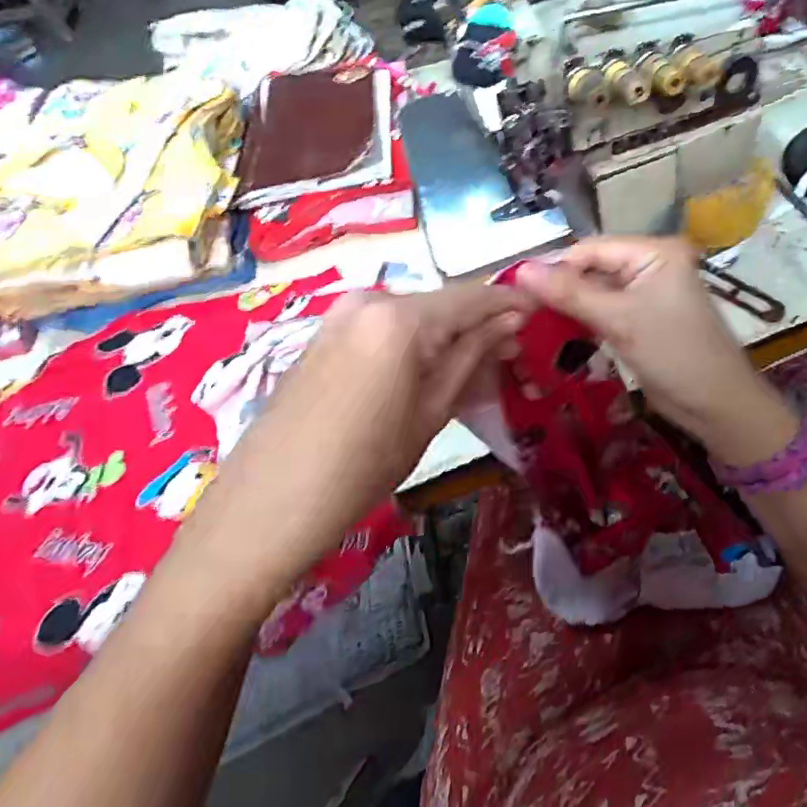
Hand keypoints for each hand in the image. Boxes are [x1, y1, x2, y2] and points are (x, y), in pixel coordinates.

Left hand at [181, 284, 526, 601]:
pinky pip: (384, 327)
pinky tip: (427, 372)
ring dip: (446, 336)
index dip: (510, 306)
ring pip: (414, 316)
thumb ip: (472, 358)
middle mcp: (369, 299)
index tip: (541, 317)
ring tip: (474, 370)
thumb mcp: (431, 414)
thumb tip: (510, 323)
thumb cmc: (361, 468)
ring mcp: (340, 314)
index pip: (473, 298)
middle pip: (442, 304)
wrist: (265, 508)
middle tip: (511, 356)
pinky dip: (413, 342)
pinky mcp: (324, 333)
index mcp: (400, 318)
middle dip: (479, 325)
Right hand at [516, 237, 799, 464]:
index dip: (556, 266)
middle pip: (593, 269)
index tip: (516, 287)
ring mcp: (648, 293)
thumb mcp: (619, 320)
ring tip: (529, 321)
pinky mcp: (643, 320)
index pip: (593, 249)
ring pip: (596, 292)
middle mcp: (652, 265)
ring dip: (569, 307)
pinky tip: (554, 333)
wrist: (716, 405)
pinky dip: (583, 321)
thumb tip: (520, 269)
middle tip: (519, 309)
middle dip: (561, 288)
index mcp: (655, 252)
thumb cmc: (674, 354)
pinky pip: (606, 312)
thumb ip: (570, 293)